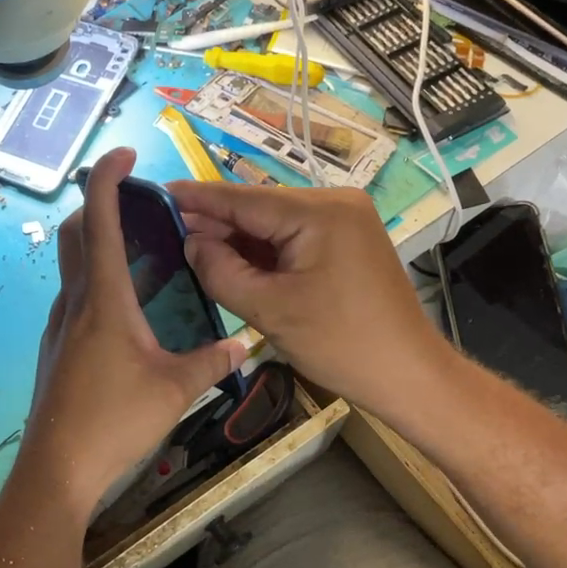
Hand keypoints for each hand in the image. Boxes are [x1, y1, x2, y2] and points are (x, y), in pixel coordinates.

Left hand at [23, 149, 247, 514]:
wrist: (57, 468)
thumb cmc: (114, 421)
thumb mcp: (173, 390)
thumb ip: (210, 362)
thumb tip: (244, 345)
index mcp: (103, 299)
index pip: (98, 220)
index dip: (106, 178)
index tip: (123, 153)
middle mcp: (75, 302)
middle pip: (75, 233)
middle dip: (98, 203)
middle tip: (137, 201)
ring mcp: (60, 324)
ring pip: (73, 265)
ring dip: (98, 243)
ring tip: (142, 250)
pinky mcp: (56, 347)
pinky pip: (76, 296)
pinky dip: (98, 280)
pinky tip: (128, 309)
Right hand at [169, 181, 453, 412]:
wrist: (408, 375)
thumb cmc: (340, 344)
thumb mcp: (269, 309)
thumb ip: (221, 271)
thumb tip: (191, 242)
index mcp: (319, 212)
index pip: (244, 199)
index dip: (198, 198)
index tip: (159, 192)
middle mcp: (335, 202)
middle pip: (259, 207)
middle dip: (215, 221)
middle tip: (166, 229)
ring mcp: (345, 220)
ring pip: (274, 223)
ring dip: (237, 237)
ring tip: (190, 244)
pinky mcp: (347, 240)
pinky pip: (293, 236)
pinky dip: (263, 249)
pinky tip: (231, 257)